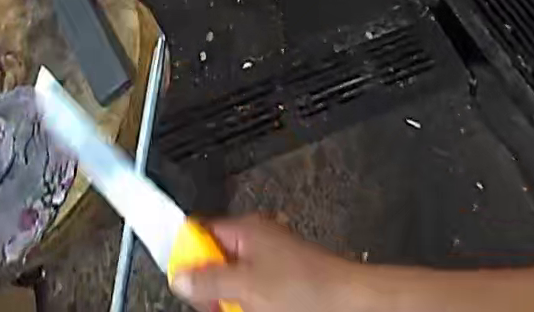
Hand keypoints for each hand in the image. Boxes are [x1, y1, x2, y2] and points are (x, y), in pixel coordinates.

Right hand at [171, 216, 364, 311]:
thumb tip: (179, 277)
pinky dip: (255, 306)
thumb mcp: (247, 287)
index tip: (185, 284)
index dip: (189, 257)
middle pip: (219, 262)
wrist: (355, 305)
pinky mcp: (289, 284)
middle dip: (217, 291)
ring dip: (237, 303)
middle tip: (221, 309)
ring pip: (240, 284)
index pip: (202, 233)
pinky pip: (259, 294)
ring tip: (246, 311)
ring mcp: (274, 262)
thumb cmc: (303, 290)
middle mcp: (257, 240)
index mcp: (244, 230)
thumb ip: (209, 280)